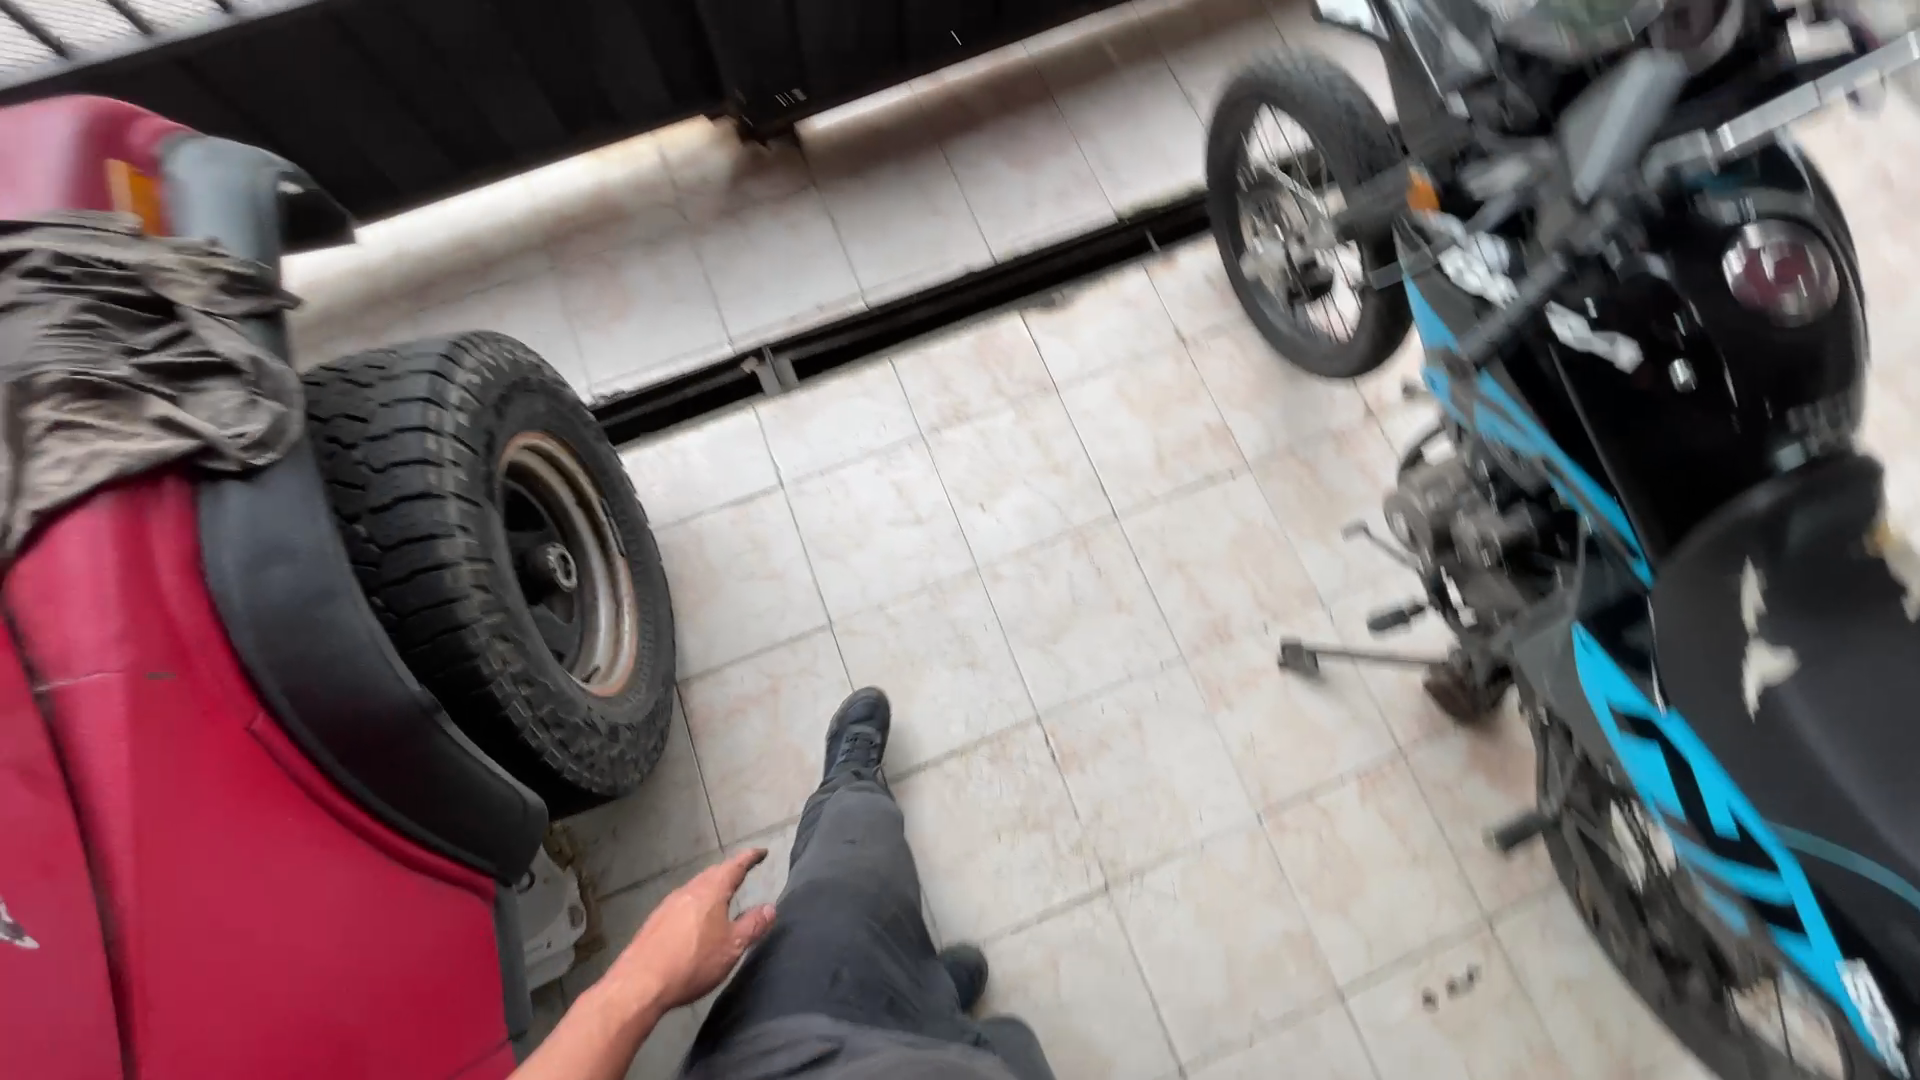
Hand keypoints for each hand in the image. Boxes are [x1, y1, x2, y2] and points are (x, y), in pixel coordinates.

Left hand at [597, 848, 777, 1016]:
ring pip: (695, 888)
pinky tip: (694, 921)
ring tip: (721, 897)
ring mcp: (668, 905)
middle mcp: (689, 890)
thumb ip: (753, 925)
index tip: (762, 852)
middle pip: (713, 874)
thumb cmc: (692, 962)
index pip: (735, 865)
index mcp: (711, 890)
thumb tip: (770, 907)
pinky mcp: (654, 922)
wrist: (638, 985)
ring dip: (711, 888)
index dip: (750, 857)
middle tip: (742, 873)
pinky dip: (695, 904)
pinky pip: (682, 903)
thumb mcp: (732, 947)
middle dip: (729, 872)